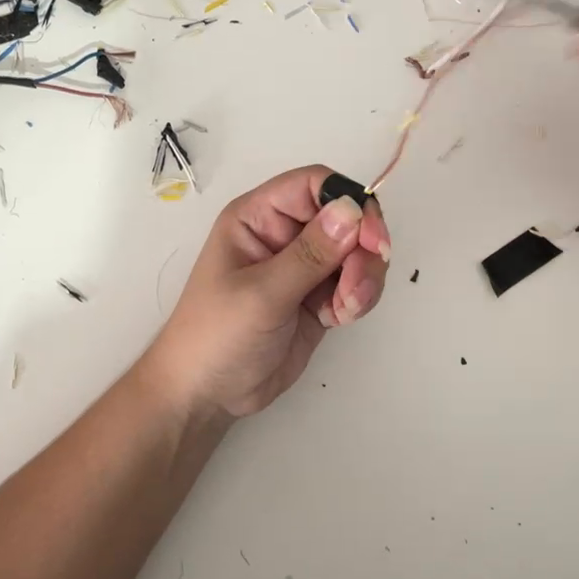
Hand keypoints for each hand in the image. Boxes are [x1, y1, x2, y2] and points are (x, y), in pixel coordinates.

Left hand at [139, 166, 390, 419]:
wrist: (205, 393)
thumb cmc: (217, 334)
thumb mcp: (263, 293)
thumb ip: (310, 253)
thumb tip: (352, 208)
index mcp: (258, 216)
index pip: (313, 185)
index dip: (348, 202)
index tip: (372, 239)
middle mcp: (282, 234)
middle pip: (344, 218)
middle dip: (362, 249)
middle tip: (357, 288)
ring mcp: (301, 267)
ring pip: (355, 252)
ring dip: (363, 277)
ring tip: (344, 309)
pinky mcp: (316, 297)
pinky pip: (354, 283)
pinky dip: (358, 298)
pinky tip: (338, 318)